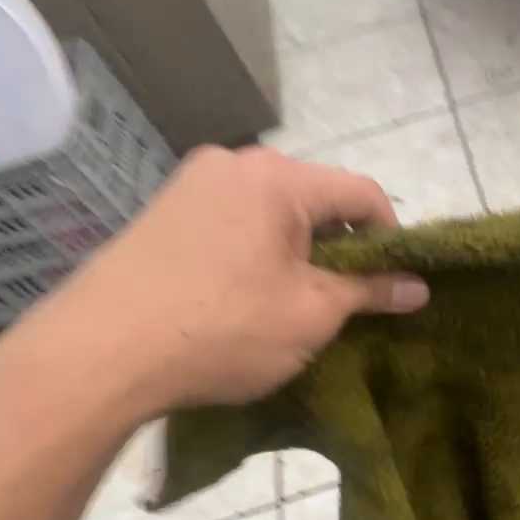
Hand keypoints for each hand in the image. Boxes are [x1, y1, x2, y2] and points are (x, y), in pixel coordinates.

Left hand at [1, 146, 426, 419]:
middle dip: (345, 249)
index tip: (397, 285)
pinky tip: (253, 299)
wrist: (100, 354)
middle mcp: (233, 164)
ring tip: (301, 305)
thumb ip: (371, 291)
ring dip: (303, 254)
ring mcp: (192, 186)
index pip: (362, 193)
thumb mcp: (313, 313)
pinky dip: (263, 255)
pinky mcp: (165, 214)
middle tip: (350, 302)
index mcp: (277, 177)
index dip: (393, 238)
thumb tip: (418, 286)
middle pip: (318, 200)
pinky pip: (238, 225)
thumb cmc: (224, 328)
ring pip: (276, 214)